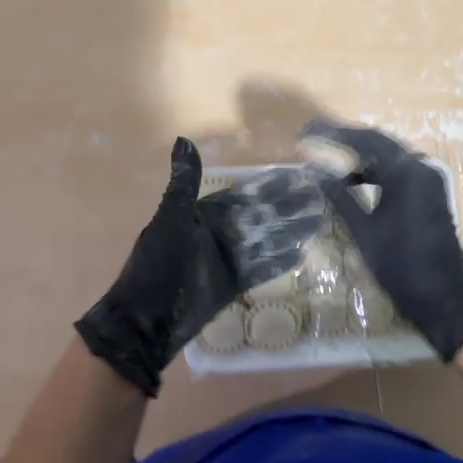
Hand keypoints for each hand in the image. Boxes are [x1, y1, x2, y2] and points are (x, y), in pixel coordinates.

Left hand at [75, 139, 317, 395]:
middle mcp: (214, 236)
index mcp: (199, 217)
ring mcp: (223, 263)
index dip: (267, 187)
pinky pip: (258, 271)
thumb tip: (184, 139)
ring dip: (287, 233)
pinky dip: (276, 263)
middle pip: (257, 219)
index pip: (241, 197)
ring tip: (318, 222)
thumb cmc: (155, 268)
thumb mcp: (170, 221)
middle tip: (318, 199)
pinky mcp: (229, 288)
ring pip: (262, 243)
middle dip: (285, 210)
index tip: (295, 177)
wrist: (144, 323)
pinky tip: (299, 255)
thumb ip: (184, 185)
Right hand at [301, 120, 462, 360]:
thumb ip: (339, 196)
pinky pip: (399, 172)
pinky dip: (375, 172)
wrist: (440, 294)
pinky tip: (352, 181)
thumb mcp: (363, 230)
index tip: (306, 132)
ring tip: (328, 156)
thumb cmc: (398, 264)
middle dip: (345, 139)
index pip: (364, 140)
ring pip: (388, 156)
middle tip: (314, 136)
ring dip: (360, 155)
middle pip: (378, 142)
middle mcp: (420, 168)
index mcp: (406, 173)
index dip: (333, 134)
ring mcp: (428, 180)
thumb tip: (315, 172)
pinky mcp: (430, 193)